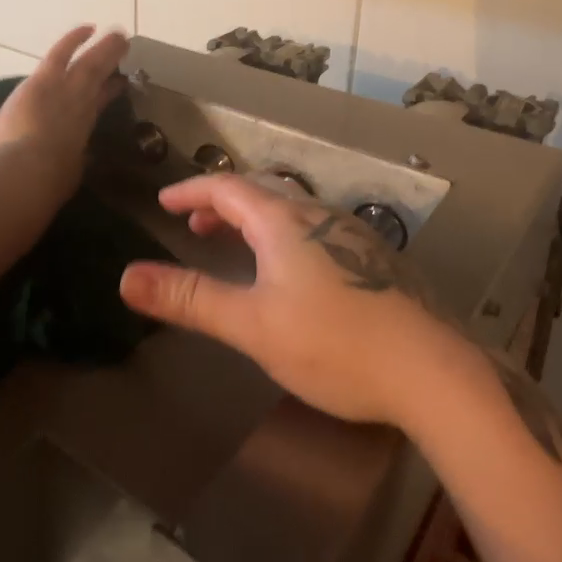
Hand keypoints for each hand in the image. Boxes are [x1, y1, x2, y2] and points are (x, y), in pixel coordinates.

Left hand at [0, 25, 129, 183]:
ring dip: (104, 49)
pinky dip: (76, 39)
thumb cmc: (47, 182)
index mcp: (83, 131)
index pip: (99, 104)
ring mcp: (64, 90)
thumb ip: (72, 160)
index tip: (120, 83)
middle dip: (112, 63)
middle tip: (125, 47)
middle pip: (99, 79)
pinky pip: (63, 53)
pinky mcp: (44, 81)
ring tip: (118, 36)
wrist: (26, 173)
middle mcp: (79, 106)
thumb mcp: (67, 173)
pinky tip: (89, 28)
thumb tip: (79, 157)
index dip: (110, 92)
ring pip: (89, 64)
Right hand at [119, 174, 473, 427]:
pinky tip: (293, 275)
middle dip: (222, 206)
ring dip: (255, 222)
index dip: (191, 191)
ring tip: (238, 248)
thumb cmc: (334, 345)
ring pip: (292, 214)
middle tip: (195, 227)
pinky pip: (317, 233)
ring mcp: (354, 237)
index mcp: (284, 221)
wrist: (434, 372)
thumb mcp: (252, 325)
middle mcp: (319, 216)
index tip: (164, 203)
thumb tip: (126, 276)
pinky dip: (285, 238)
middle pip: (261, 195)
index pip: (227, 188)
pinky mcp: (377, 263)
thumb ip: (190, 299)